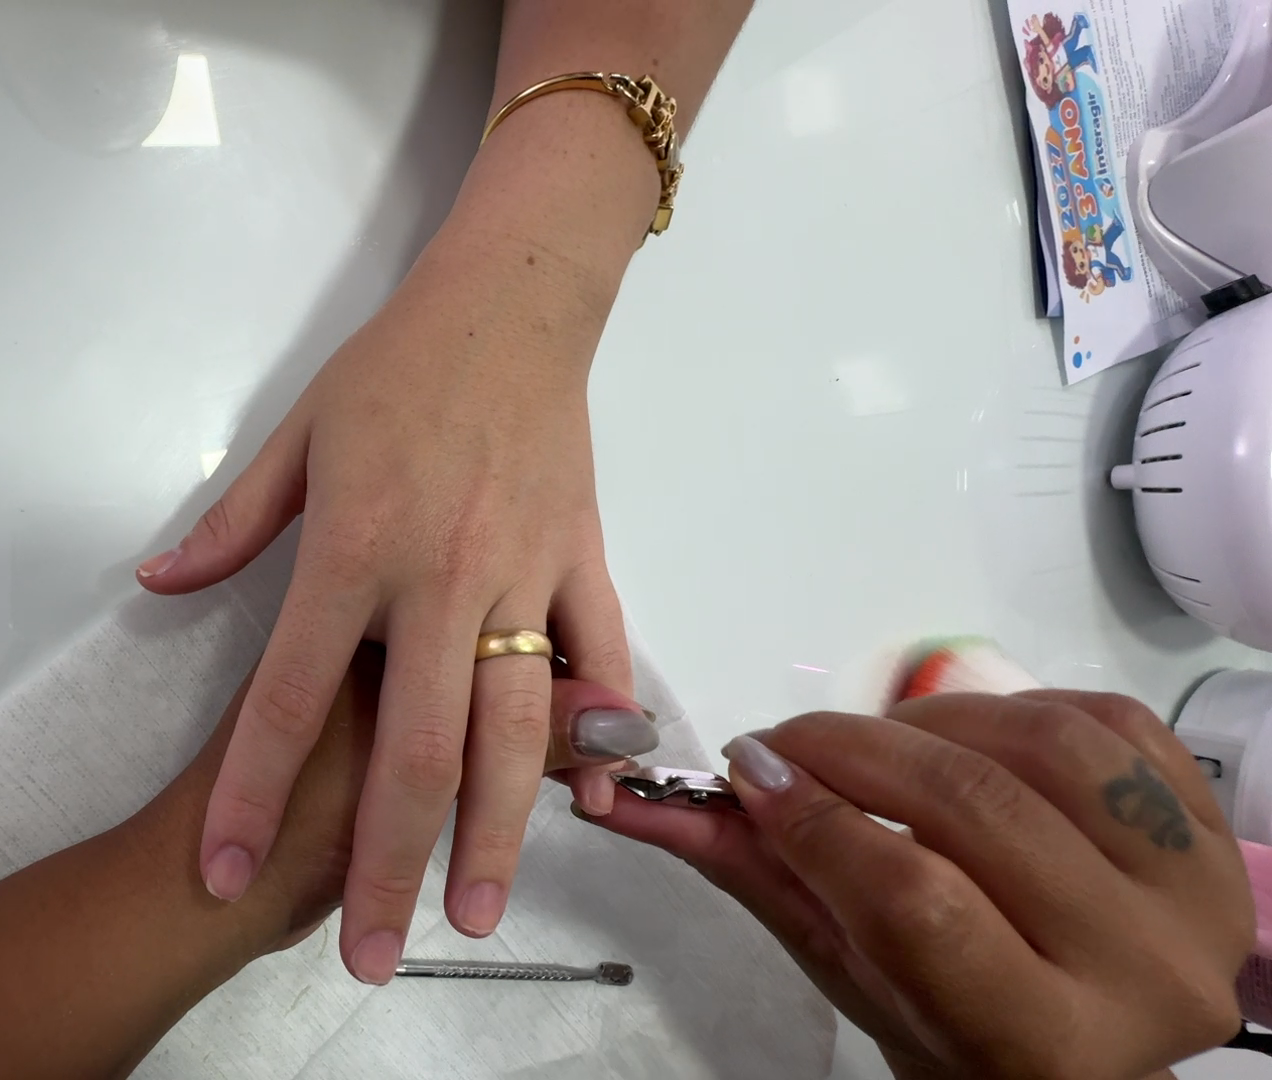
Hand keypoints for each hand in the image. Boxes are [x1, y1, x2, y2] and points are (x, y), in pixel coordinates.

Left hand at [138, 226, 634, 979]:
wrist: (507, 307)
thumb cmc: (393, 369)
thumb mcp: (296, 435)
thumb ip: (230, 525)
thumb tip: (157, 586)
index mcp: (354, 547)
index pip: (291, 695)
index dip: (250, 791)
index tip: (220, 869)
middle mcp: (441, 577)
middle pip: (414, 746)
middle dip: (387, 861)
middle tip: (370, 956)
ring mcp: (525, 575)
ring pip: (515, 728)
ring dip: (495, 830)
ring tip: (472, 915)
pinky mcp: (584, 559)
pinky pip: (599, 656)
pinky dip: (598, 732)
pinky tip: (588, 801)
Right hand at [588, 692, 1251, 1078]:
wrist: (1059, 1031)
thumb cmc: (921, 1006)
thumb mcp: (821, 948)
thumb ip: (731, 863)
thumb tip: (615, 799)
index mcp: (1038, 1035)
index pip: (913, 898)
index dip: (812, 817)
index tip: (745, 771)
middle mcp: (1148, 969)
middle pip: (969, 804)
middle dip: (843, 748)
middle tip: (784, 748)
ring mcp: (1199, 893)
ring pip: (1040, 744)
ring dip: (924, 722)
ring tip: (875, 746)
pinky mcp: (1209, 829)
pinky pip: (1106, 719)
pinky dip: (1007, 705)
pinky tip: (959, 738)